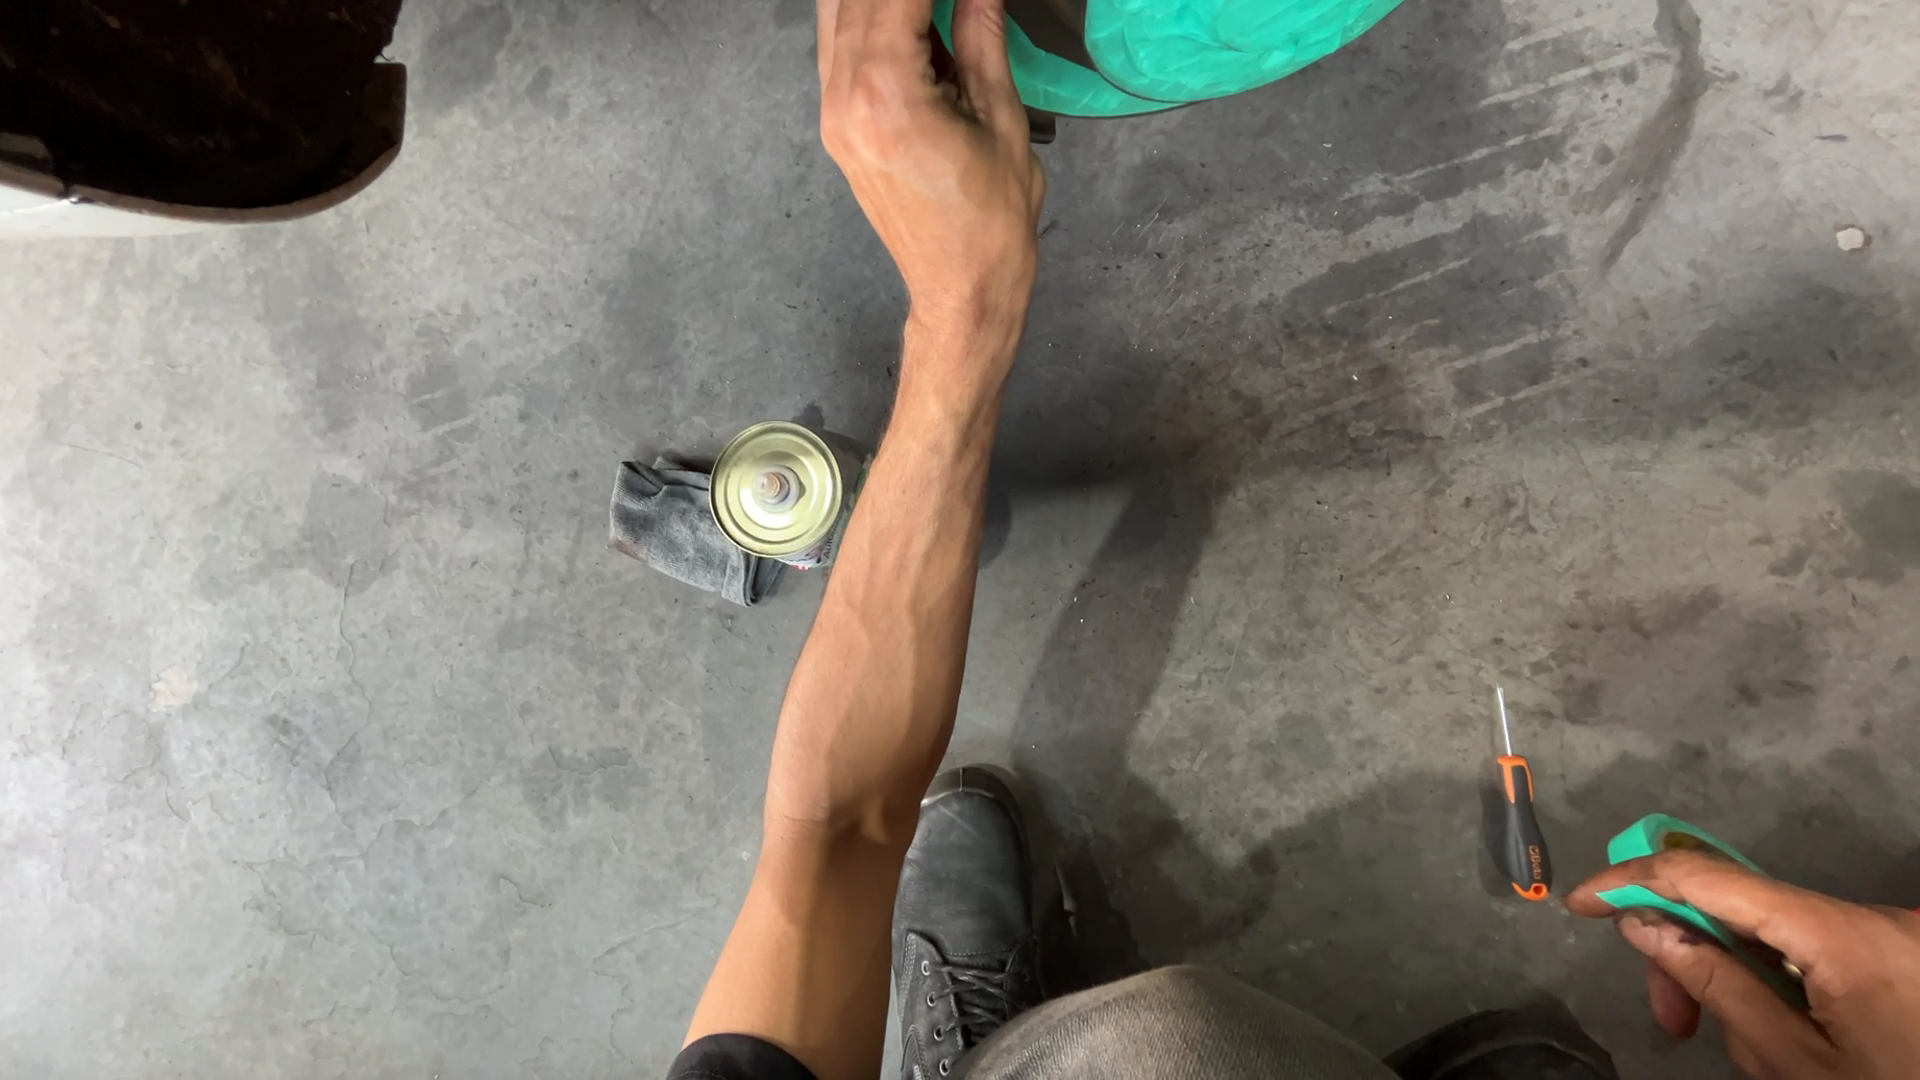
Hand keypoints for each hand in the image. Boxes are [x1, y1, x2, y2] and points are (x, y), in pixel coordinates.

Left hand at [816, 0, 1045, 378]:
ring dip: (881, 5)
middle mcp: (843, 98)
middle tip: (949, 7)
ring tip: (930, 18)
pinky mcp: (837, 133)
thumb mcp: (1002, 124)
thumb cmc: (993, 224)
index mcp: (887, 93)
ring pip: (836, 16)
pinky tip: (911, 31)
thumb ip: (982, 39)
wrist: (961, 293)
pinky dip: (867, 25)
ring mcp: (832, 117)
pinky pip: (839, 52)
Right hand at [1568, 851, 1919, 1078]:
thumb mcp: (1796, 1062)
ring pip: (1770, 934)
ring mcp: (1897, 938)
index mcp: (1845, 934)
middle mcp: (1873, 919)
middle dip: (1688, 956)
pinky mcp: (1907, 958)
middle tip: (1666, 1016)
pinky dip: (1777, 983)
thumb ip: (1712, 980)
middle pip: (1736, 911)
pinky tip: (1778, 1034)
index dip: (1630, 882)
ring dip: (1731, 978)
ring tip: (1726, 1039)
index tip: (1579, 904)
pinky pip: (1812, 950)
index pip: (1704, 877)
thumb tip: (1639, 922)